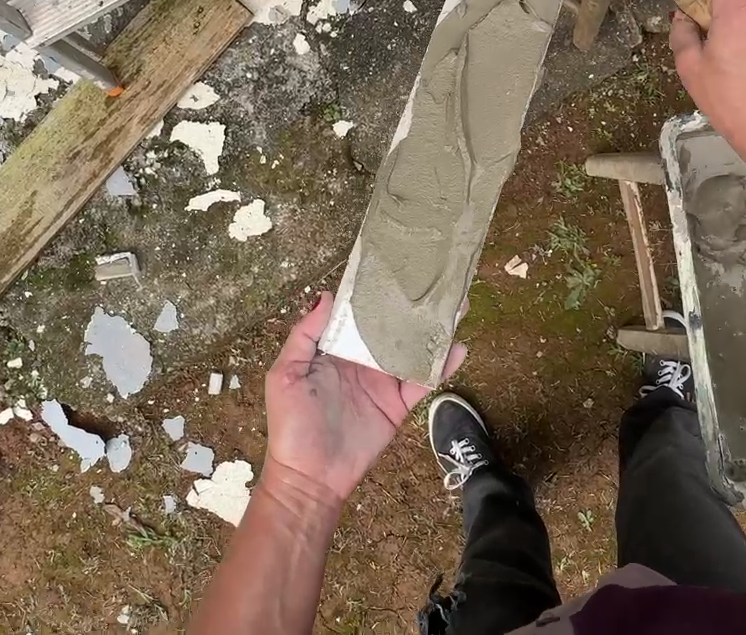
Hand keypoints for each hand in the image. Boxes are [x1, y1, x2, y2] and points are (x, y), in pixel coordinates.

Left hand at [261, 292, 466, 512]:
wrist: (309, 478)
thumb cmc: (291, 423)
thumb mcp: (286, 374)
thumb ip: (305, 334)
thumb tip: (327, 295)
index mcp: (337, 348)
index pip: (360, 314)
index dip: (376, 293)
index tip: (396, 267)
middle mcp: (364, 359)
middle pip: (394, 327)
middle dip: (414, 306)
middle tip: (438, 281)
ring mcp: (384, 381)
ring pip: (414, 349)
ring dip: (435, 330)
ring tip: (459, 306)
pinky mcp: (398, 404)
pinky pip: (424, 382)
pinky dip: (443, 366)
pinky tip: (459, 348)